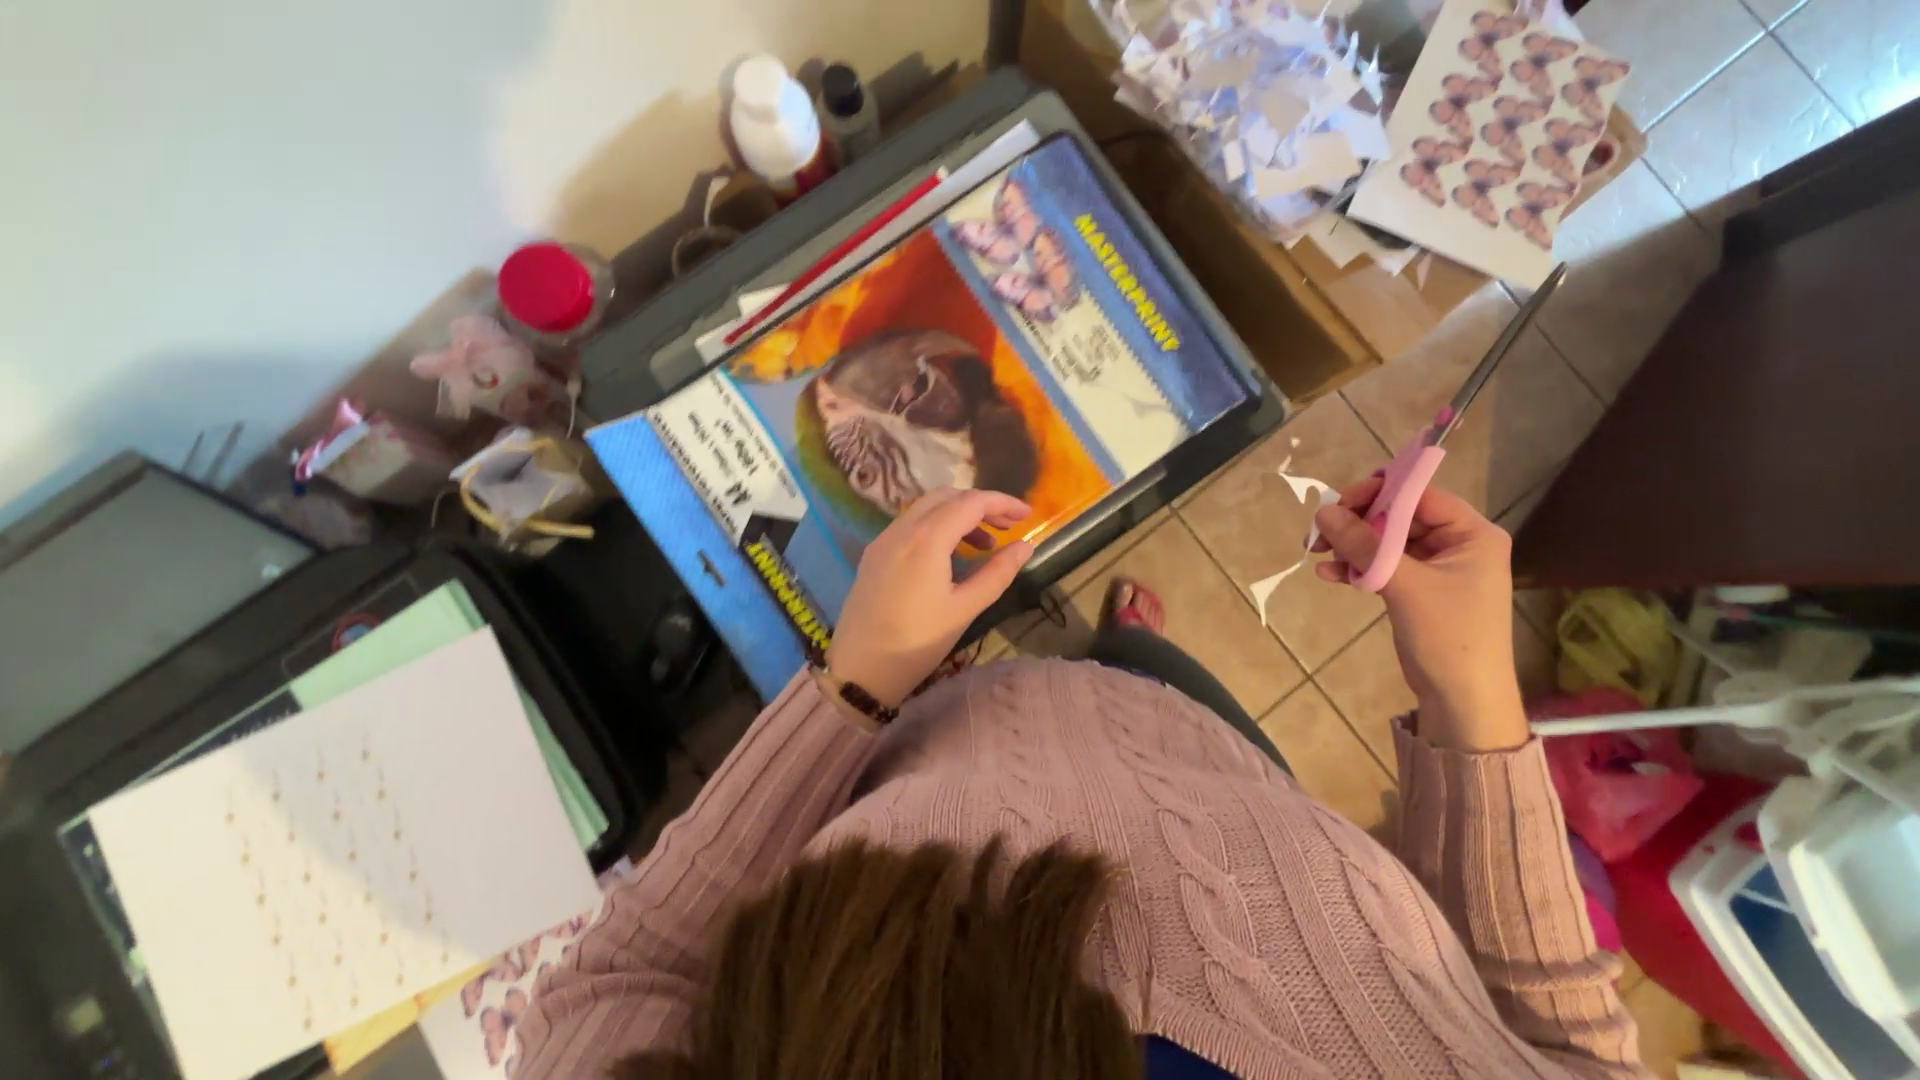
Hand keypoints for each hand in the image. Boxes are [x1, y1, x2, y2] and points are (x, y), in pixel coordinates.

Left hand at [826, 487, 1035, 707]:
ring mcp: (883, 540)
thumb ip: (997, 573)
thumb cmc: (917, 643)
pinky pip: (909, 525)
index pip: (971, 502)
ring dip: (958, 515)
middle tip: (1006, 529)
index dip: (1003, 503)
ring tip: (983, 546)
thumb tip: (1026, 546)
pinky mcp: (874, 554)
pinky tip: (949, 556)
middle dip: (980, 505)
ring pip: (926, 508)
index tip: (1028, 516)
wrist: (859, 669)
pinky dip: (936, 526)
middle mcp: (902, 529)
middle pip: (947, 497)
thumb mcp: (964, 609)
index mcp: (927, 539)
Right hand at [1312, 478, 1528, 750]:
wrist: (1462, 698)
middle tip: (1321, 532)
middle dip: (1358, 522)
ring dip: (1352, 545)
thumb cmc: (1448, 636)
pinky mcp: (1417, 589)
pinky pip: (1382, 565)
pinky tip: (1330, 574)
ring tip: (1317, 554)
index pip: (1420, 495)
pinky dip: (1356, 567)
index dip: (1378, 494)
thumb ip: (1364, 545)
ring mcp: (1435, 567)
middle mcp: (1456, 543)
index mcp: (1471, 533)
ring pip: (1385, 541)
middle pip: (1398, 516)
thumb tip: (1323, 512)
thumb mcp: (1404, 585)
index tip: (1337, 504)